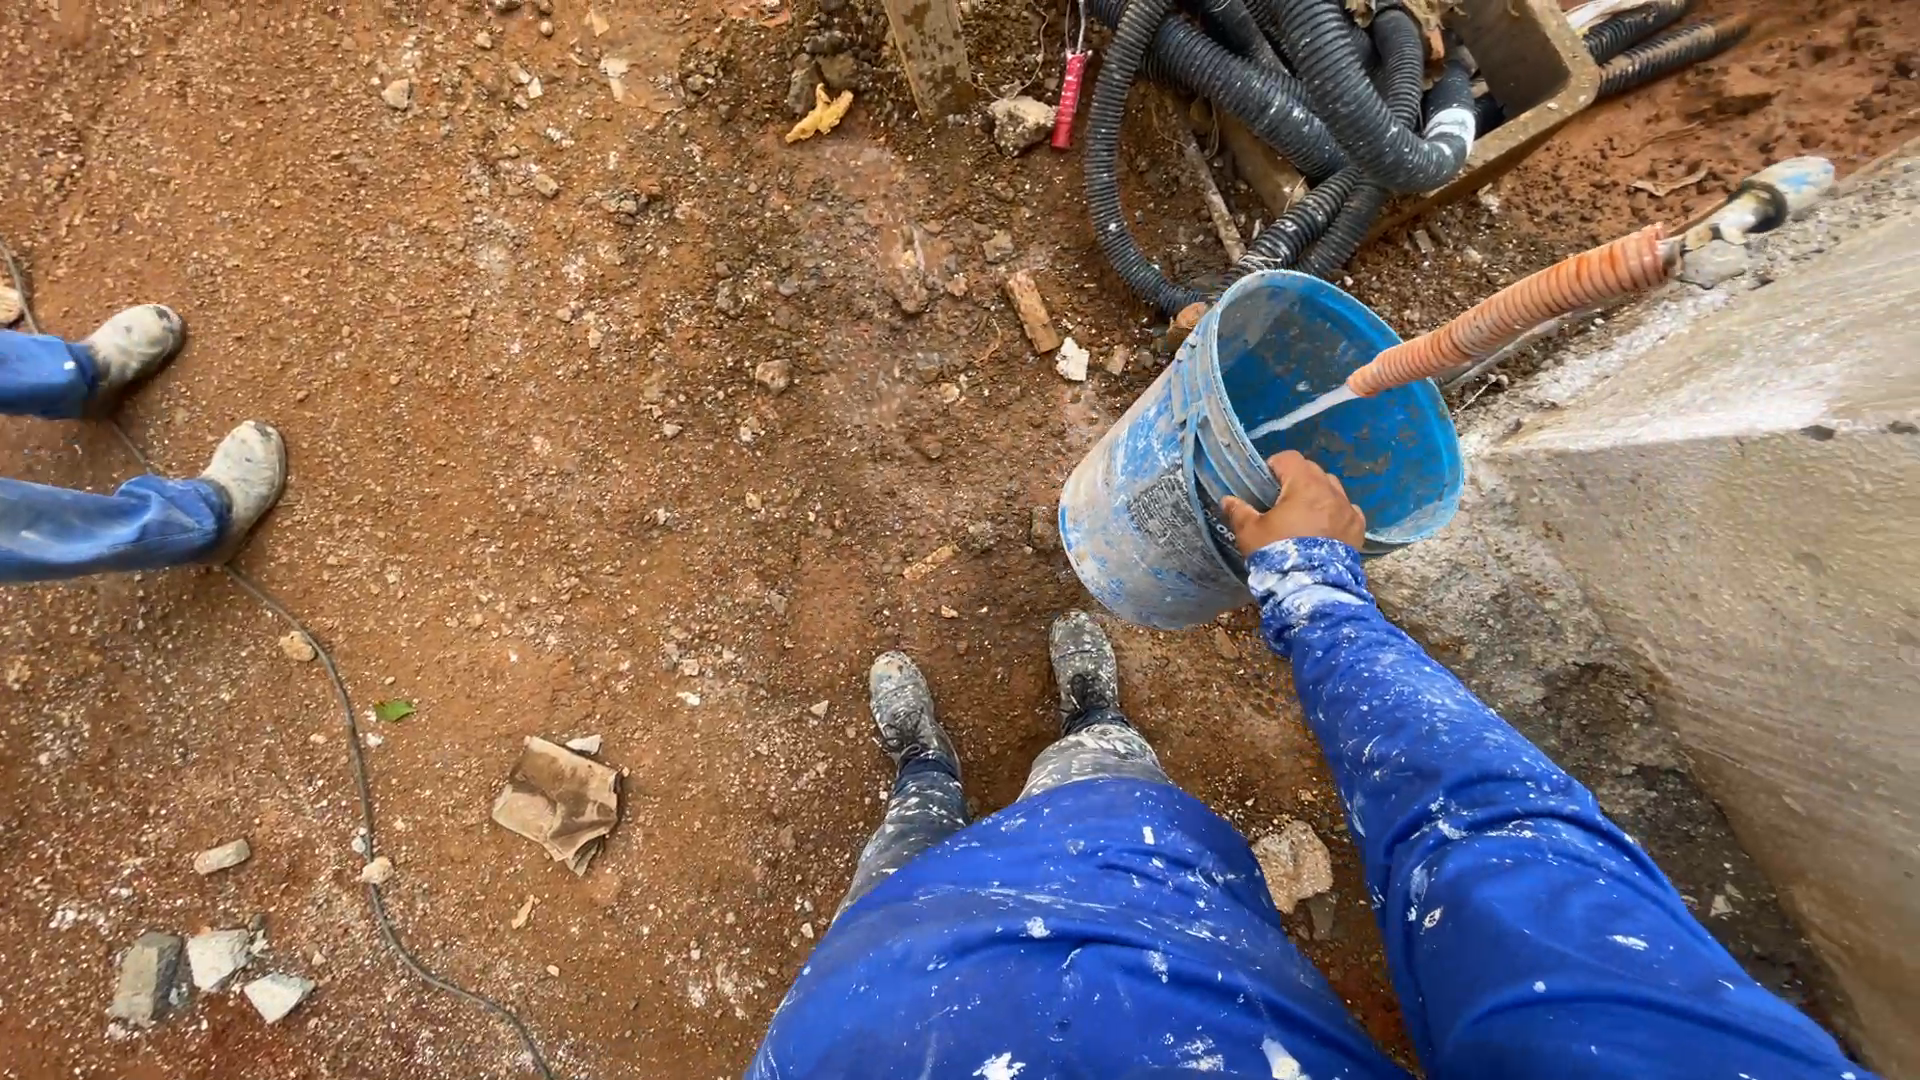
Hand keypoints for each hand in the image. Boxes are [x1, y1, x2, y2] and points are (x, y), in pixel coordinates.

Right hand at [1219, 450, 1366, 554]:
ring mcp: (1348, 510)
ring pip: (1332, 489)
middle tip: (1280, 500)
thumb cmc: (1278, 553)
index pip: (1289, 458)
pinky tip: (1324, 528)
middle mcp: (1331, 492)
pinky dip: (1335, 513)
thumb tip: (1227, 500)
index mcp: (1304, 485)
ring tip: (1303, 514)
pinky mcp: (1358, 529)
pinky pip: (1347, 510)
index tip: (1264, 481)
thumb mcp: (1250, 532)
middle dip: (1295, 479)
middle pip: (1312, 471)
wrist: (1310, 587)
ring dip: (1317, 494)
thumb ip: (1239, 512)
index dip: (1274, 465)